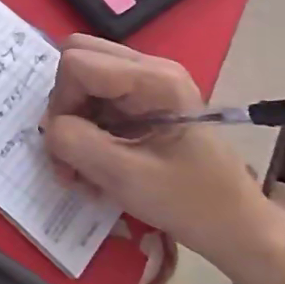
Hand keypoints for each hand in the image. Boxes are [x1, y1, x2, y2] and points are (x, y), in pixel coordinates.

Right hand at [41, 35, 270, 261]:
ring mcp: (147, 81)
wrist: (235, 225)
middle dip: (64, 104)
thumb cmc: (190, 203)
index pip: (77, 63)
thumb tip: (49, 127)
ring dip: (73, 120)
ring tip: (82, 166)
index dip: (61, 102)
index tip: (70, 146)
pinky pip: (97, 96)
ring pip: (84, 78)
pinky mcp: (143, 98)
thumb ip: (77, 144)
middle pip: (78, 58)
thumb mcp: (126, 178)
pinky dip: (87, 126)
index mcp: (154, 80)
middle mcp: (150, 68)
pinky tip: (96, 161)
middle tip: (71, 148)